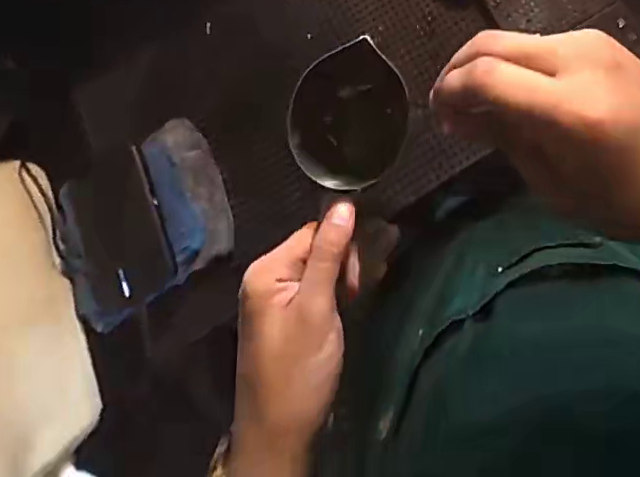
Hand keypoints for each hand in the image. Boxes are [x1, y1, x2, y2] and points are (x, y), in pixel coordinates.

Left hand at [231, 201, 355, 476]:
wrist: (278, 436)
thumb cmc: (298, 371)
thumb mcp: (317, 309)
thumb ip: (329, 254)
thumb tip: (344, 203)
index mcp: (266, 270)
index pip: (314, 232)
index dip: (344, 244)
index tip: (367, 268)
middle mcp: (268, 275)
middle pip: (318, 246)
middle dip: (349, 257)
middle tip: (369, 282)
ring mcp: (276, 296)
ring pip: (322, 265)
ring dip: (349, 271)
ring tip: (372, 281)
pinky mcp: (289, 313)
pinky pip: (318, 285)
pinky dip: (340, 287)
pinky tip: (360, 289)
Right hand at [430, 29, 639, 248]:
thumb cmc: (638, 202)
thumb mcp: (561, 190)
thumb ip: (507, 140)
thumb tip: (461, 112)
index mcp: (572, 110)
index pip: (487, 76)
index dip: (450, 90)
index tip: (439, 116)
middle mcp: (580, 60)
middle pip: (491, 43)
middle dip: (457, 70)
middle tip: (447, 107)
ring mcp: (592, 42)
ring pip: (512, 39)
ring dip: (485, 66)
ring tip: (479, 106)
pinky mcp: (599, 38)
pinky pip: (538, 44)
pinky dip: (514, 64)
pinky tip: (515, 94)